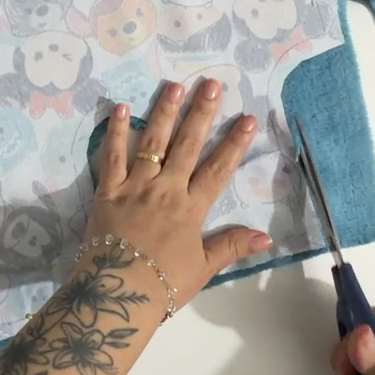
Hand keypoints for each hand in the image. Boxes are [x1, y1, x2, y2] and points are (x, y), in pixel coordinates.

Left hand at [87, 79, 270, 303]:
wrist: (116, 291)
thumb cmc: (162, 283)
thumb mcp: (203, 268)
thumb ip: (231, 246)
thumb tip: (267, 236)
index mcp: (191, 208)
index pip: (218, 170)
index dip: (234, 143)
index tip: (247, 118)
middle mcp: (166, 189)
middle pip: (188, 145)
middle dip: (202, 113)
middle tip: (212, 83)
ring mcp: (135, 186)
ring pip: (152, 143)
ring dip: (164, 112)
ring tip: (175, 86)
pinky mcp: (107, 190)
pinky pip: (112, 156)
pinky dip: (115, 132)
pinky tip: (119, 108)